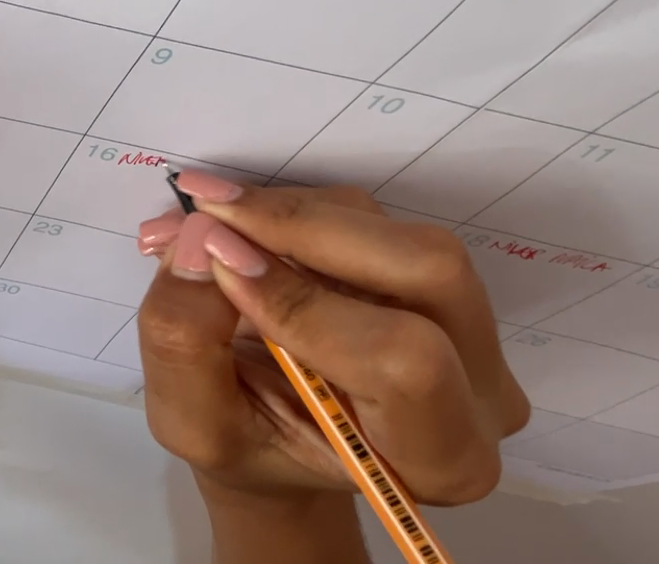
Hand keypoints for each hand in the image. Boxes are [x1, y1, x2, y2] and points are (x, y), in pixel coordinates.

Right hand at [137, 169, 529, 506]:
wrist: (270, 427)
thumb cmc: (242, 445)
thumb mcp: (191, 421)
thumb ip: (184, 341)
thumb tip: (200, 240)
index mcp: (434, 453)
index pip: (402, 361)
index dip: (302, 303)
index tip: (213, 261)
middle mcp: (474, 383)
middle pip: (424, 266)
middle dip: (297, 225)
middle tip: (202, 210)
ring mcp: (459, 317)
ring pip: (379, 225)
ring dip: (274, 211)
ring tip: (194, 224)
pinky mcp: (415, 267)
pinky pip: (352, 210)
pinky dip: (273, 205)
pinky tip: (221, 225)